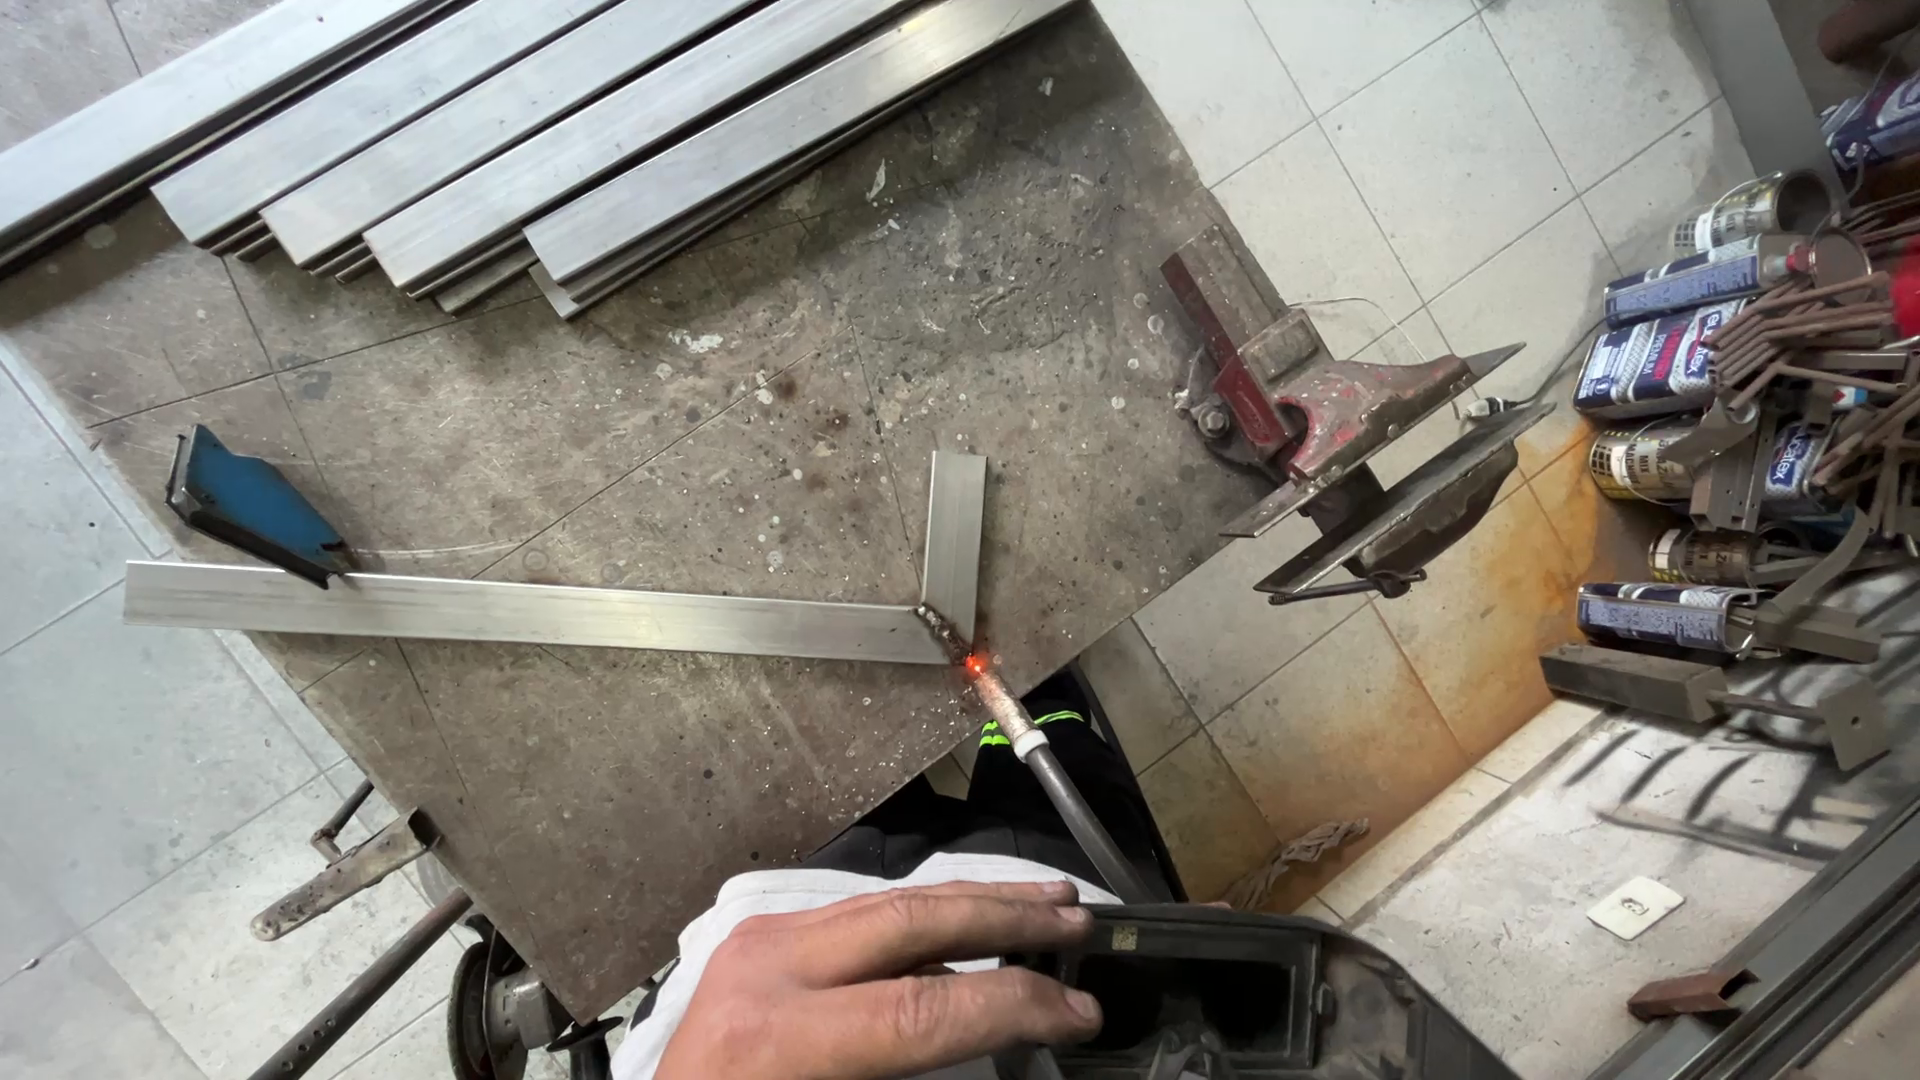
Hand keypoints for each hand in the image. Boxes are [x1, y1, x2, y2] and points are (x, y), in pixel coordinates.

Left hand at [656, 880, 1102, 1079]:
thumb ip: (913, 1061)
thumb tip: (996, 1025)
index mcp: (779, 1039)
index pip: (922, 1009)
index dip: (1012, 1006)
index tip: (1080, 1009)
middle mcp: (770, 968)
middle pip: (911, 921)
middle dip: (1004, 917)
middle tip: (1075, 917)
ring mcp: (763, 940)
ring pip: (891, 901)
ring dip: (973, 900)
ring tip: (1040, 901)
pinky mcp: (765, 933)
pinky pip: (862, 913)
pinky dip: (926, 915)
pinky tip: (969, 918)